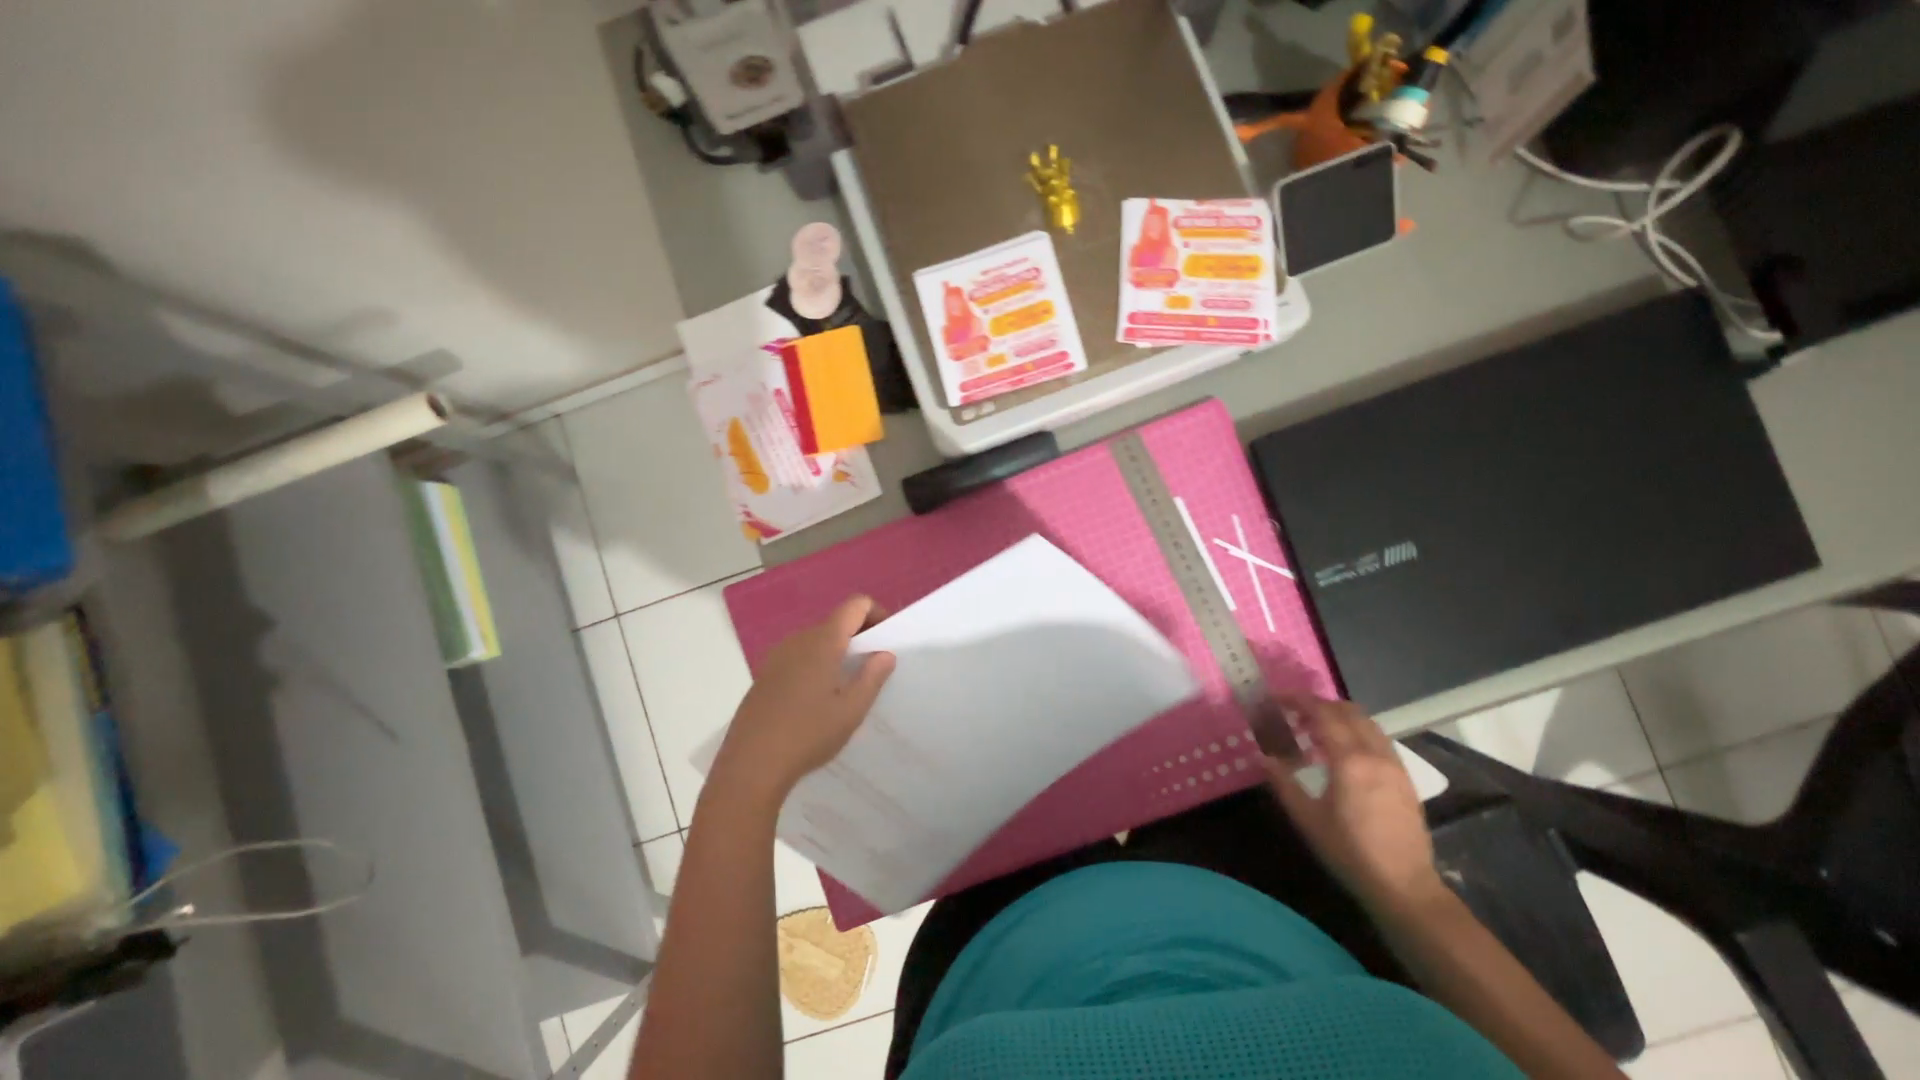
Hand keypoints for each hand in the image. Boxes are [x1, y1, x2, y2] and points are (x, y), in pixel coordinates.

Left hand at [709, 595, 895, 804]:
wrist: (751, 765)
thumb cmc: (808, 735)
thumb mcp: (851, 710)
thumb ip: (872, 677)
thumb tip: (885, 653)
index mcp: (822, 642)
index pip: (855, 606)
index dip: (877, 614)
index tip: (887, 642)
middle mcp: (798, 640)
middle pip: (835, 622)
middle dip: (858, 637)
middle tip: (872, 669)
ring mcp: (776, 657)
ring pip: (815, 641)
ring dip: (836, 653)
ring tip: (846, 688)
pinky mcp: (764, 676)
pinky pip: (797, 658)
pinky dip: (815, 666)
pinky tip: (816, 702)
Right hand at [1262, 695, 1442, 913]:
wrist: (1403, 883)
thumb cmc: (1349, 852)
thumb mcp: (1308, 819)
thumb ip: (1284, 783)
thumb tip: (1262, 757)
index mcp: (1350, 761)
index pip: (1323, 715)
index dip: (1299, 701)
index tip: (1278, 699)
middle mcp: (1375, 754)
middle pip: (1349, 712)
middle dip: (1320, 705)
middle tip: (1295, 713)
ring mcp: (1395, 765)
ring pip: (1368, 723)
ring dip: (1341, 716)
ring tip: (1318, 730)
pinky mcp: (1405, 778)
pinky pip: (1380, 739)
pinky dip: (1358, 732)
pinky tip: (1345, 752)